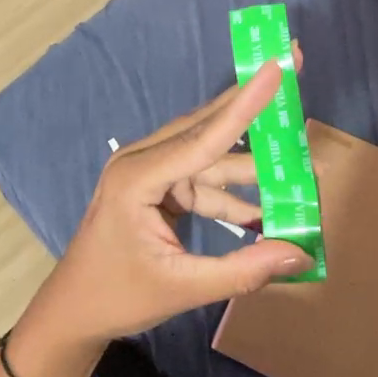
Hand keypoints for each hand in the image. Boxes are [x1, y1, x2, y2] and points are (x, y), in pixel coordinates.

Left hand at [5, 50, 315, 376]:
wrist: (74, 311)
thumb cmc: (117, 297)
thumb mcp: (182, 287)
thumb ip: (242, 270)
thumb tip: (301, 253)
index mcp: (137, 177)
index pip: (203, 136)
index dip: (245, 103)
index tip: (275, 66)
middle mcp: (143, 162)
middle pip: (208, 128)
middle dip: (254, 107)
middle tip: (293, 65)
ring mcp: (150, 173)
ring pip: (211, 157)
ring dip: (252, 167)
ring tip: (304, 169)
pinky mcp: (158, 188)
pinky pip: (204, 180)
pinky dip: (234, 196)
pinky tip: (268, 211)